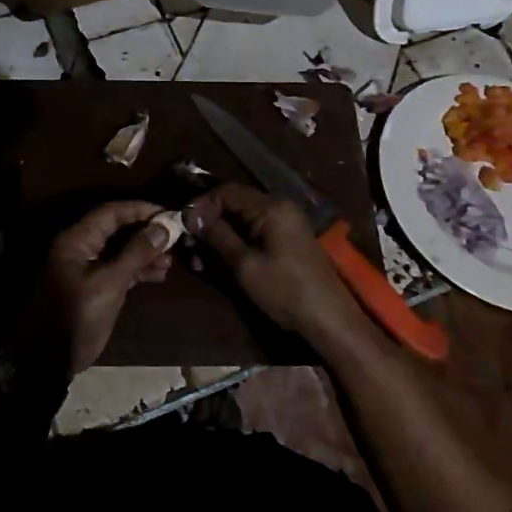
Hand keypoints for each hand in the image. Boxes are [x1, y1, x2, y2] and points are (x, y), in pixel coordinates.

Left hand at [31, 201, 173, 372]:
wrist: (56, 356)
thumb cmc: (78, 314)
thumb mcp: (109, 282)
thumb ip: (135, 253)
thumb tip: (162, 227)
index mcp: (77, 240)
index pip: (111, 213)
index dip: (140, 210)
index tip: (168, 213)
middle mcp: (82, 248)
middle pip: (118, 229)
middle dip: (146, 232)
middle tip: (175, 236)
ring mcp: (90, 267)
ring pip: (122, 250)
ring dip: (146, 252)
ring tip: (171, 259)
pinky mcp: (98, 286)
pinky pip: (121, 269)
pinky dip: (139, 270)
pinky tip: (160, 274)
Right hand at [185, 183, 360, 342]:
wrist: (329, 319)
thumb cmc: (285, 290)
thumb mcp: (245, 264)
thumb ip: (218, 236)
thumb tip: (191, 216)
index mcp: (272, 207)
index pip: (227, 191)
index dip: (201, 205)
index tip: (182, 225)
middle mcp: (281, 207)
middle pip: (235, 203)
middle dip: (209, 221)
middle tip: (189, 243)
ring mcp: (287, 223)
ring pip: (242, 219)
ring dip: (220, 234)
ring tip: (200, 257)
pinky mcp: (288, 239)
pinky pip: (255, 231)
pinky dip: (236, 241)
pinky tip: (220, 259)